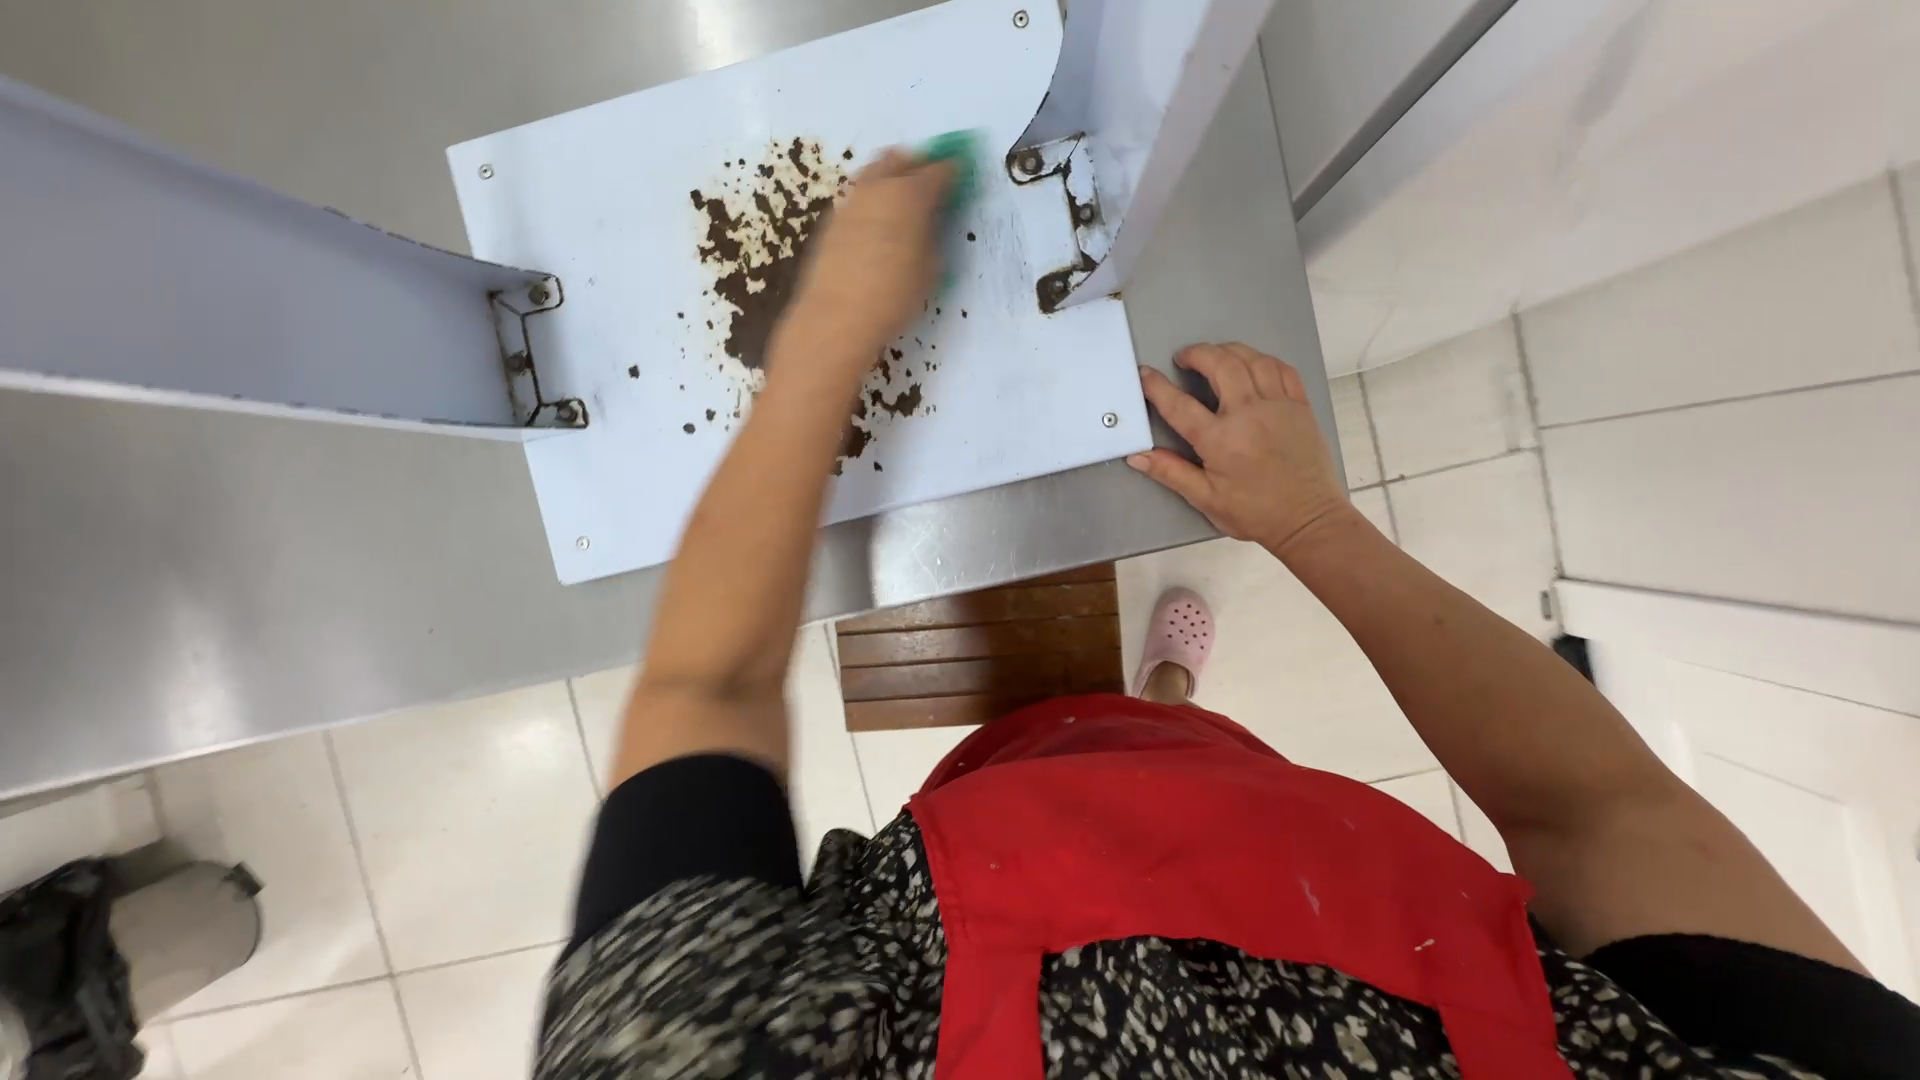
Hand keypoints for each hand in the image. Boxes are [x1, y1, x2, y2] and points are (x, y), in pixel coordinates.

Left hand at [781, 149, 954, 364]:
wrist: (837, 317)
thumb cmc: (893, 296)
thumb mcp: (930, 268)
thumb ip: (932, 234)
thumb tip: (930, 221)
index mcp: (910, 195)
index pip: (939, 170)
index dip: (952, 171)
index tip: (960, 176)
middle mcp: (878, 187)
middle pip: (900, 159)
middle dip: (917, 164)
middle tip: (929, 180)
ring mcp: (851, 200)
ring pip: (873, 172)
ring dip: (890, 176)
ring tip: (901, 197)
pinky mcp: (832, 219)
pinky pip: (857, 195)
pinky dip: (871, 197)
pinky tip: (876, 220)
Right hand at [1127, 344, 1354, 554]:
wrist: (1309, 519)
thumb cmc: (1255, 513)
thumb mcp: (1206, 499)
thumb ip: (1171, 473)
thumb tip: (1137, 455)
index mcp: (1220, 440)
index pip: (1179, 405)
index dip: (1157, 386)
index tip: (1145, 374)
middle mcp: (1249, 414)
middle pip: (1220, 365)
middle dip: (1197, 353)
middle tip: (1183, 358)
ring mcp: (1279, 406)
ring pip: (1252, 359)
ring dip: (1229, 350)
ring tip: (1215, 356)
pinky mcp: (1301, 406)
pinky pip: (1282, 369)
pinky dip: (1262, 360)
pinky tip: (1252, 365)